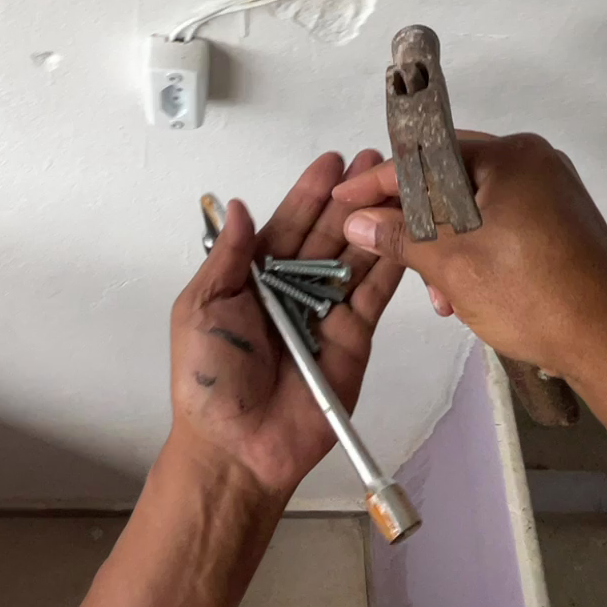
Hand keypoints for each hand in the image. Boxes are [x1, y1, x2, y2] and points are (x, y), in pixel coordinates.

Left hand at [167, 150, 405, 498]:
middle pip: (326, 234)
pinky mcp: (355, 336)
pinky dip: (390, 262)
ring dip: (373, 220)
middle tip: (375, 160)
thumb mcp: (201, 307)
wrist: (239, 446)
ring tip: (396, 185)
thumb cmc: (209, 377)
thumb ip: (226, 257)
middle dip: (348, 198)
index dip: (308, 194)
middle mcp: (294, 288)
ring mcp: (327, 311)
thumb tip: (237, 205)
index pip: (286, 225)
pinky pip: (374, 293)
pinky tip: (404, 231)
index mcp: (255, 277)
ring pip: (354, 255)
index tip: (331, 162)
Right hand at [331, 131, 606, 379]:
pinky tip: (465, 292)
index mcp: (511, 155)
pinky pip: (500, 225)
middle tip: (391, 255)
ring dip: (446, 248)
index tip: (342, 199)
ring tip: (439, 296)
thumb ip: (398, 235)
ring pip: (474, 209)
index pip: (426, 158)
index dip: (378, 183)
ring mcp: (553, 193)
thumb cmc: (530, 294)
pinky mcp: (563, 224)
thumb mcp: (451, 264)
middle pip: (449, 183)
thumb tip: (354, 220)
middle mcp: (535, 162)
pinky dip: (476, 253)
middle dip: (417, 226)